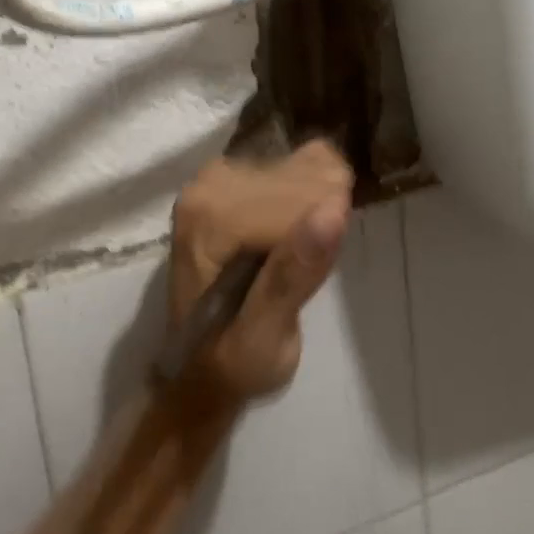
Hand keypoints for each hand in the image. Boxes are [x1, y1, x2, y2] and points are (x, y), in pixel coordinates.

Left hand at [166, 140, 353, 405]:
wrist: (202, 369)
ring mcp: (222, 173)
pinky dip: (313, 198)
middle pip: (308, 170)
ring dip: (318, 208)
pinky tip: (294, 235)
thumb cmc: (232, 361)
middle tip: (300, 269)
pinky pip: (303, 164)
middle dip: (320, 217)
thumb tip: (332, 213)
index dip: (325, 231)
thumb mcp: (263, 339)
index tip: (314, 273)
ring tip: (295, 255)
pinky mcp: (237, 174)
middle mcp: (210, 181)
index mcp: (211, 215)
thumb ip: (292, 278)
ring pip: (311, 164)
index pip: (304, 190)